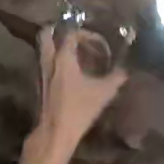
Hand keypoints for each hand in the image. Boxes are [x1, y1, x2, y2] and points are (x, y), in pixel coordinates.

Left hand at [27, 27, 128, 163]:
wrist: (54, 133)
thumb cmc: (78, 109)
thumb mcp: (103, 93)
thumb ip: (116, 78)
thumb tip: (125, 71)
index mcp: (63, 57)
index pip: (71, 34)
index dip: (87, 35)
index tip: (100, 44)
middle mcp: (48, 60)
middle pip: (46, 34)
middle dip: (58, 30)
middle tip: (75, 37)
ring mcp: (40, 71)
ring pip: (43, 49)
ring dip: (56, 46)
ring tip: (74, 54)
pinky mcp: (38, 84)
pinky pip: (44, 63)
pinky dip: (54, 60)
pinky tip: (68, 72)